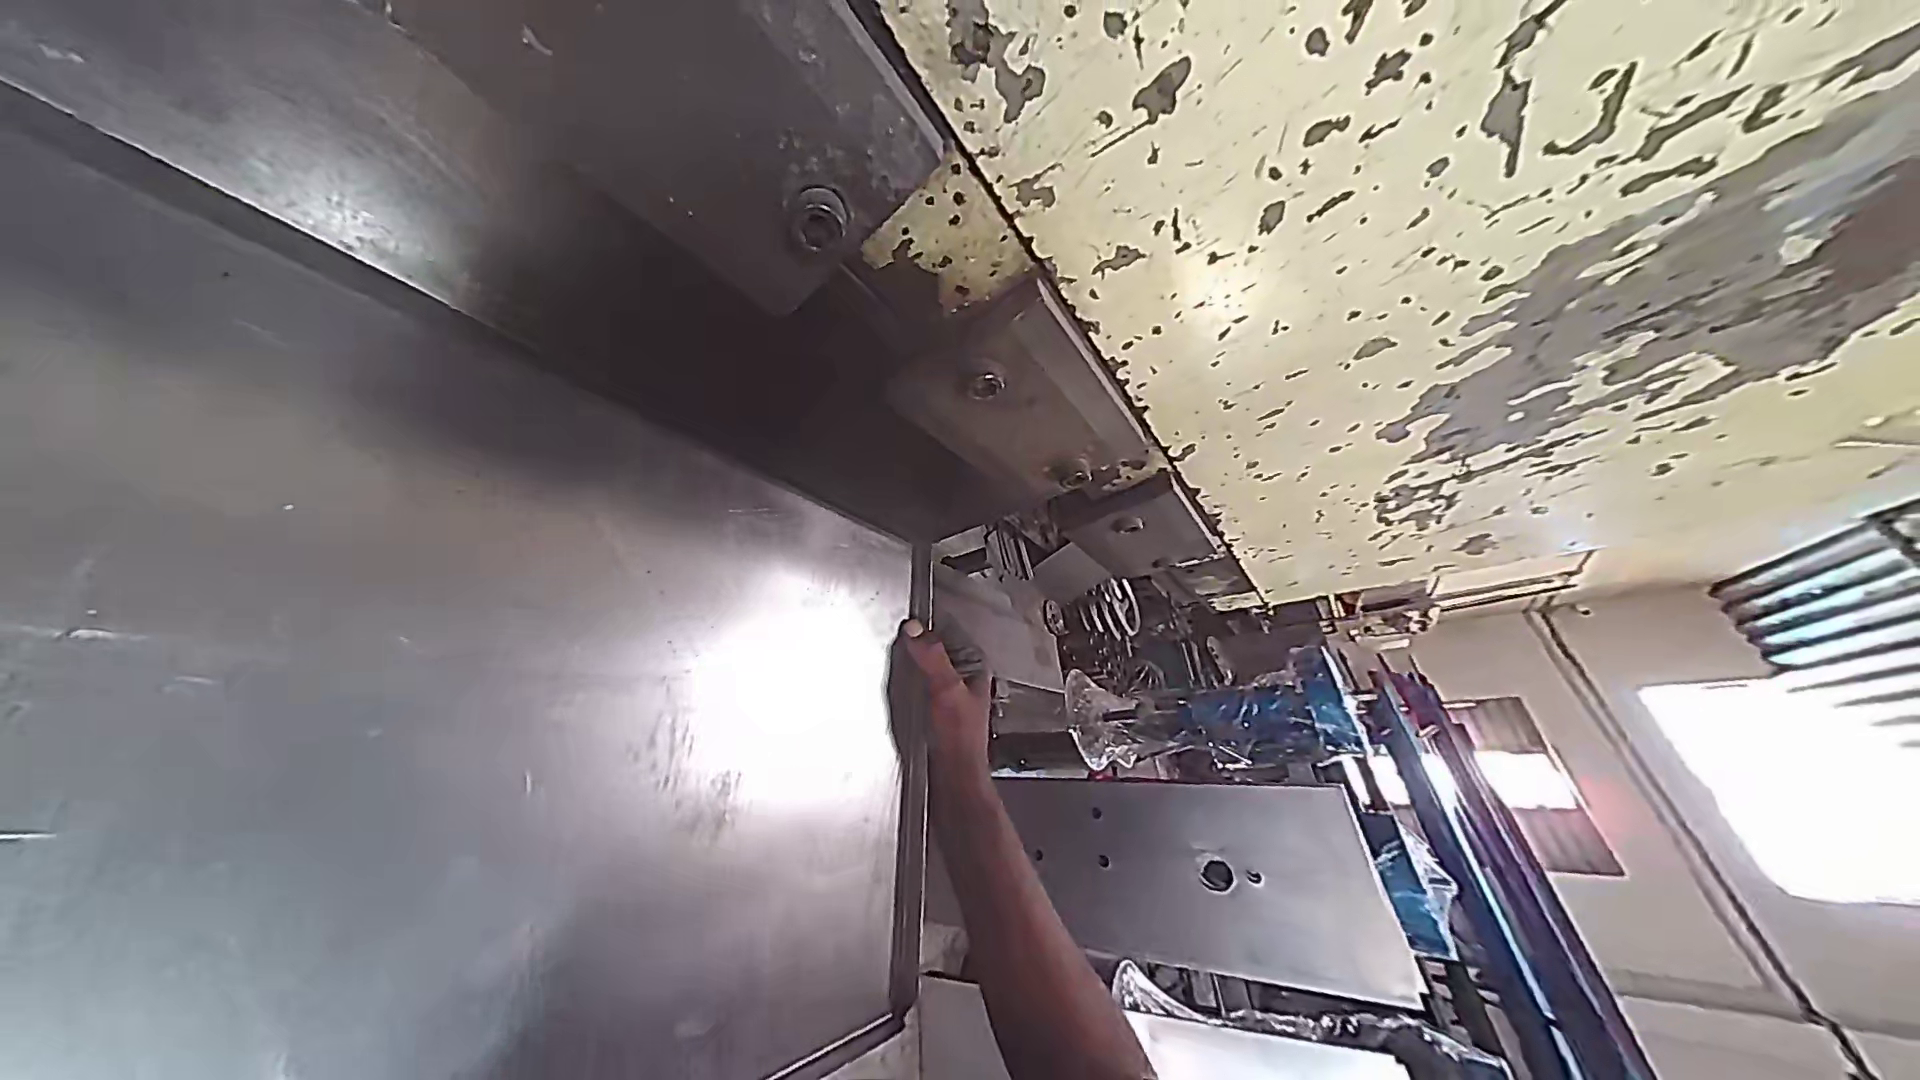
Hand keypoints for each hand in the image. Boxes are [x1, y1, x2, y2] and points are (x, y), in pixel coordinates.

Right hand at [900, 619, 990, 767]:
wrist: (954, 775)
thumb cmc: (958, 736)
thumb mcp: (945, 689)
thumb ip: (932, 657)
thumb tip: (914, 628)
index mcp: (975, 666)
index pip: (950, 631)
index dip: (928, 624)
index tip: (906, 621)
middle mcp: (965, 676)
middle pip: (937, 647)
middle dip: (917, 643)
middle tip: (895, 636)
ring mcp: (950, 691)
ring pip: (927, 664)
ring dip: (911, 661)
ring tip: (894, 654)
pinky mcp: (935, 706)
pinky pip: (919, 681)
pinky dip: (908, 678)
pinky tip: (897, 680)